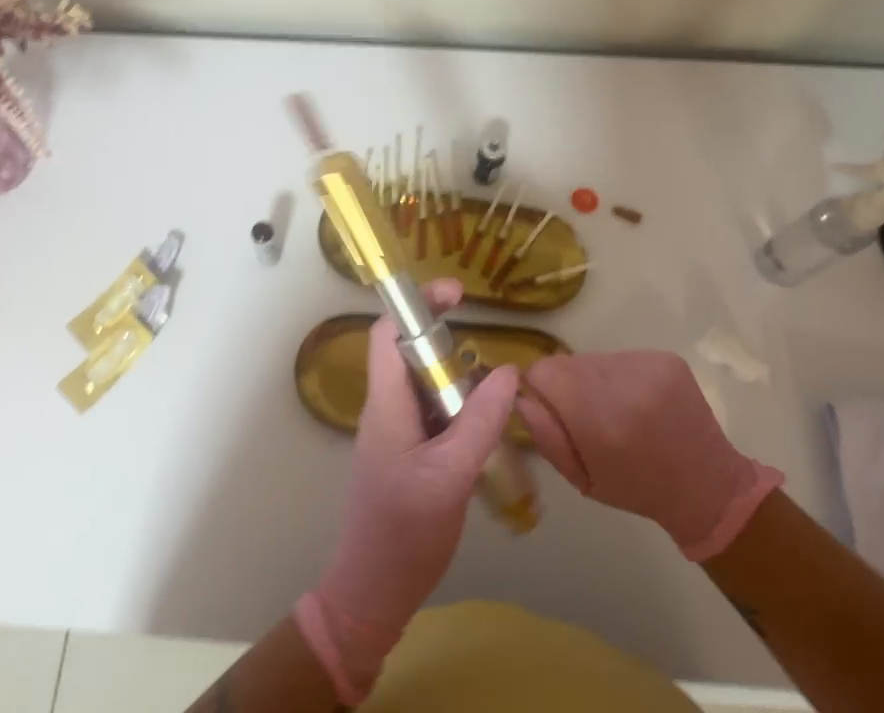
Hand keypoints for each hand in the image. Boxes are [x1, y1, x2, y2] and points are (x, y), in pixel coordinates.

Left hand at [294, 278, 518, 705]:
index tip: (458, 294)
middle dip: (449, 344)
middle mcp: (387, 411)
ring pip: (427, 387)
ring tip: (497, 394)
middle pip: (411, 354)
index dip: (417, 305)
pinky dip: (461, 411)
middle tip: (492, 356)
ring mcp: (397, 435)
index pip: (388, 334)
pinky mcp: (410, 457)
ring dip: (459, 381)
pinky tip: (489, 427)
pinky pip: (434, 416)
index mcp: (385, 405)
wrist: (374, 590)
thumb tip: (509, 371)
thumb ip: (478, 422)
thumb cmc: (405, 532)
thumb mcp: (450, 475)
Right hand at [518, 350, 781, 560]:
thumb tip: (521, 396)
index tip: (555, 415)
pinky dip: (619, 377)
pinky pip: (620, 357)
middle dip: (567, 387)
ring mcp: (648, 366)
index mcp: (599, 417)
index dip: (540, 391)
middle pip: (566, 363)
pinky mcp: (666, 358)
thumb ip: (546, 436)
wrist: (706, 484)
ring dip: (593, 380)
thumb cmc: (636, 488)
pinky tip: (637, 403)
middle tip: (588, 420)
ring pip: (593, 358)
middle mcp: (623, 382)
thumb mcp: (580, 477)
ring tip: (616, 412)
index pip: (542, 371)